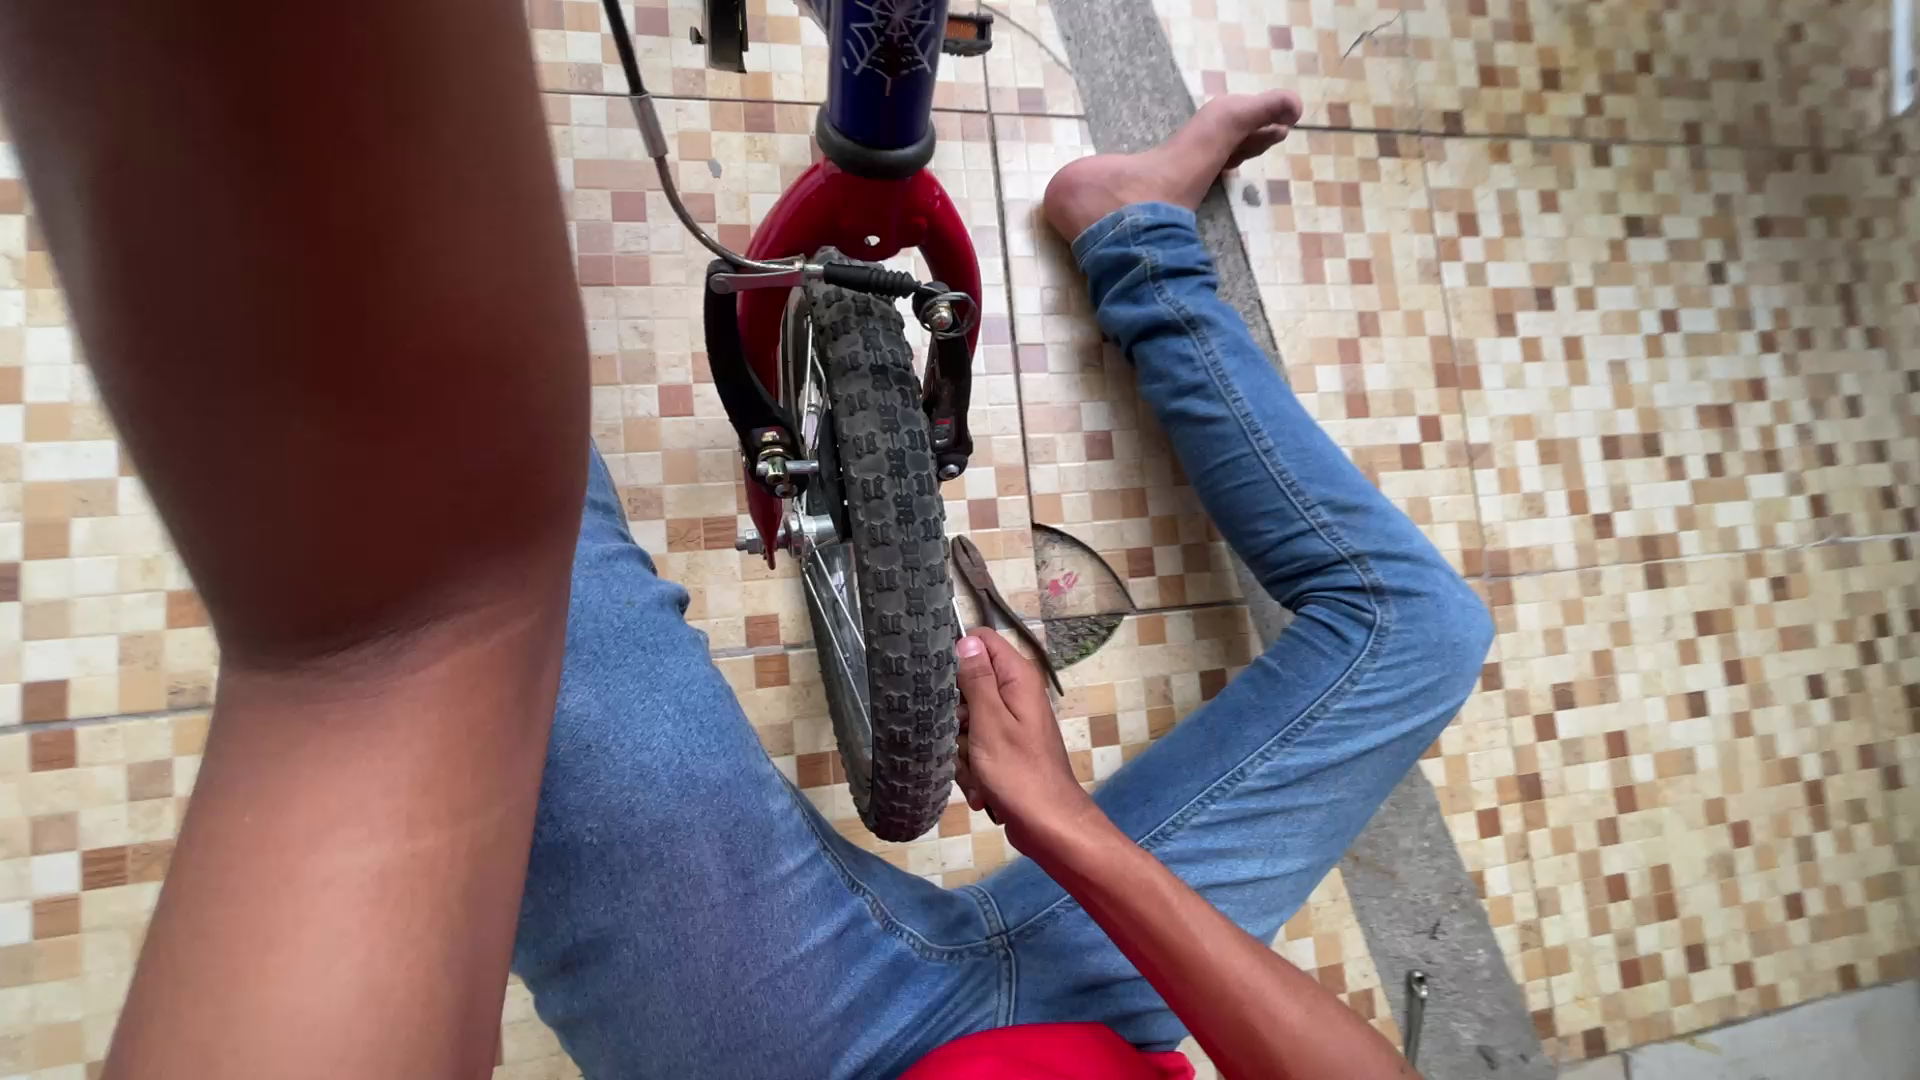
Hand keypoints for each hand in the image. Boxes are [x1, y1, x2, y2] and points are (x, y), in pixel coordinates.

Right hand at [953, 628, 1105, 856]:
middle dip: (956, 713)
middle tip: (961, 735)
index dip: (958, 655)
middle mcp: (1016, 693)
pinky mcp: (1004, 748)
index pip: (982, 640)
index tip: (938, 679)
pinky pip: (975, 746)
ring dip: (962, 747)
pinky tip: (979, 786)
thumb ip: (976, 679)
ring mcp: (1010, 723)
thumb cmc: (1018, 772)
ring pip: (967, 719)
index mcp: (1017, 677)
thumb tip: (966, 640)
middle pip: (969, 683)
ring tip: (973, 768)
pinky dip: (972, 766)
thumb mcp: (989, 721)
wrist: (1047, 826)